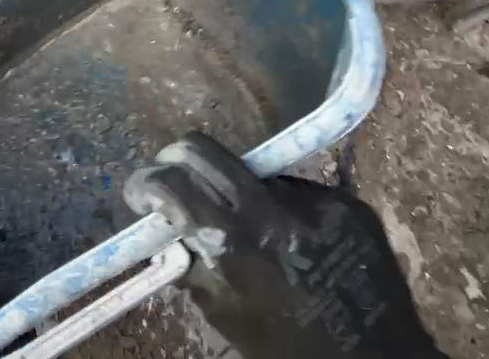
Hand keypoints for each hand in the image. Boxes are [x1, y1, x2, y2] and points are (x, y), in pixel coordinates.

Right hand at [124, 133, 444, 358]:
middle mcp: (273, 217)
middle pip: (203, 150)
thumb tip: (164, 225)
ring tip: (250, 223)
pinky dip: (280, 205)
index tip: (140, 195)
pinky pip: (294, 189)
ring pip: (250, 170)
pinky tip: (294, 237)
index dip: (145, 183)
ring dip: (235, 188)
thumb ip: (191, 262)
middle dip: (177, 159)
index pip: (172, 184)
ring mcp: (314, 206)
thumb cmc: (290, 351)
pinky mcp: (347, 205)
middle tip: (175, 179)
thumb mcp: (225, 314)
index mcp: (237, 249)